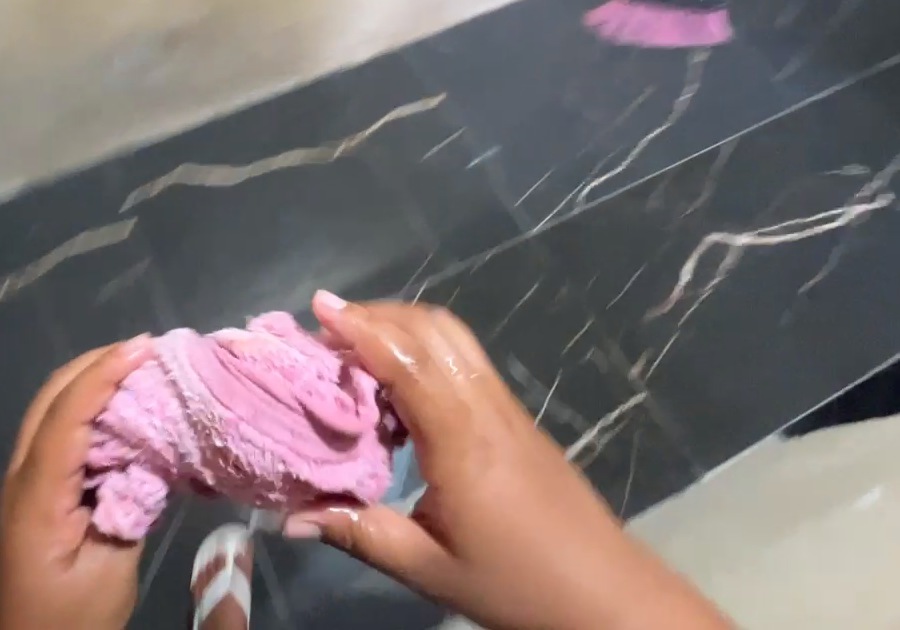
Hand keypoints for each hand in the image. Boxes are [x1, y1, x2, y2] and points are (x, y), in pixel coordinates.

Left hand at [0, 337, 151, 629]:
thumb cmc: (69, 620)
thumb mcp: (111, 570)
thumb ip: (132, 504)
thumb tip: (155, 451)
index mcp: (37, 494)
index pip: (67, 415)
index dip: (104, 373)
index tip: (144, 347)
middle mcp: (21, 475)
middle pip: (50, 397)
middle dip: (96, 362)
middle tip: (145, 349)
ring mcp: (22, 481)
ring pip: (49, 408)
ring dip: (90, 379)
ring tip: (136, 367)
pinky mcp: (33, 490)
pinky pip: (56, 430)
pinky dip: (86, 405)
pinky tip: (119, 407)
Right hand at [286, 293, 729, 629]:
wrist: (608, 594)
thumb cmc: (517, 582)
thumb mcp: (431, 569)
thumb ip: (360, 534)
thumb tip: (291, 518)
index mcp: (460, 438)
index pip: (407, 361)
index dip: (362, 328)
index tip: (320, 307)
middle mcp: (481, 404)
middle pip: (428, 330)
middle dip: (374, 315)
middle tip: (326, 327)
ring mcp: (501, 401)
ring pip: (449, 334)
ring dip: (400, 322)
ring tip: (356, 339)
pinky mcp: (510, 409)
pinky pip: (461, 353)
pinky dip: (421, 341)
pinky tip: (398, 374)